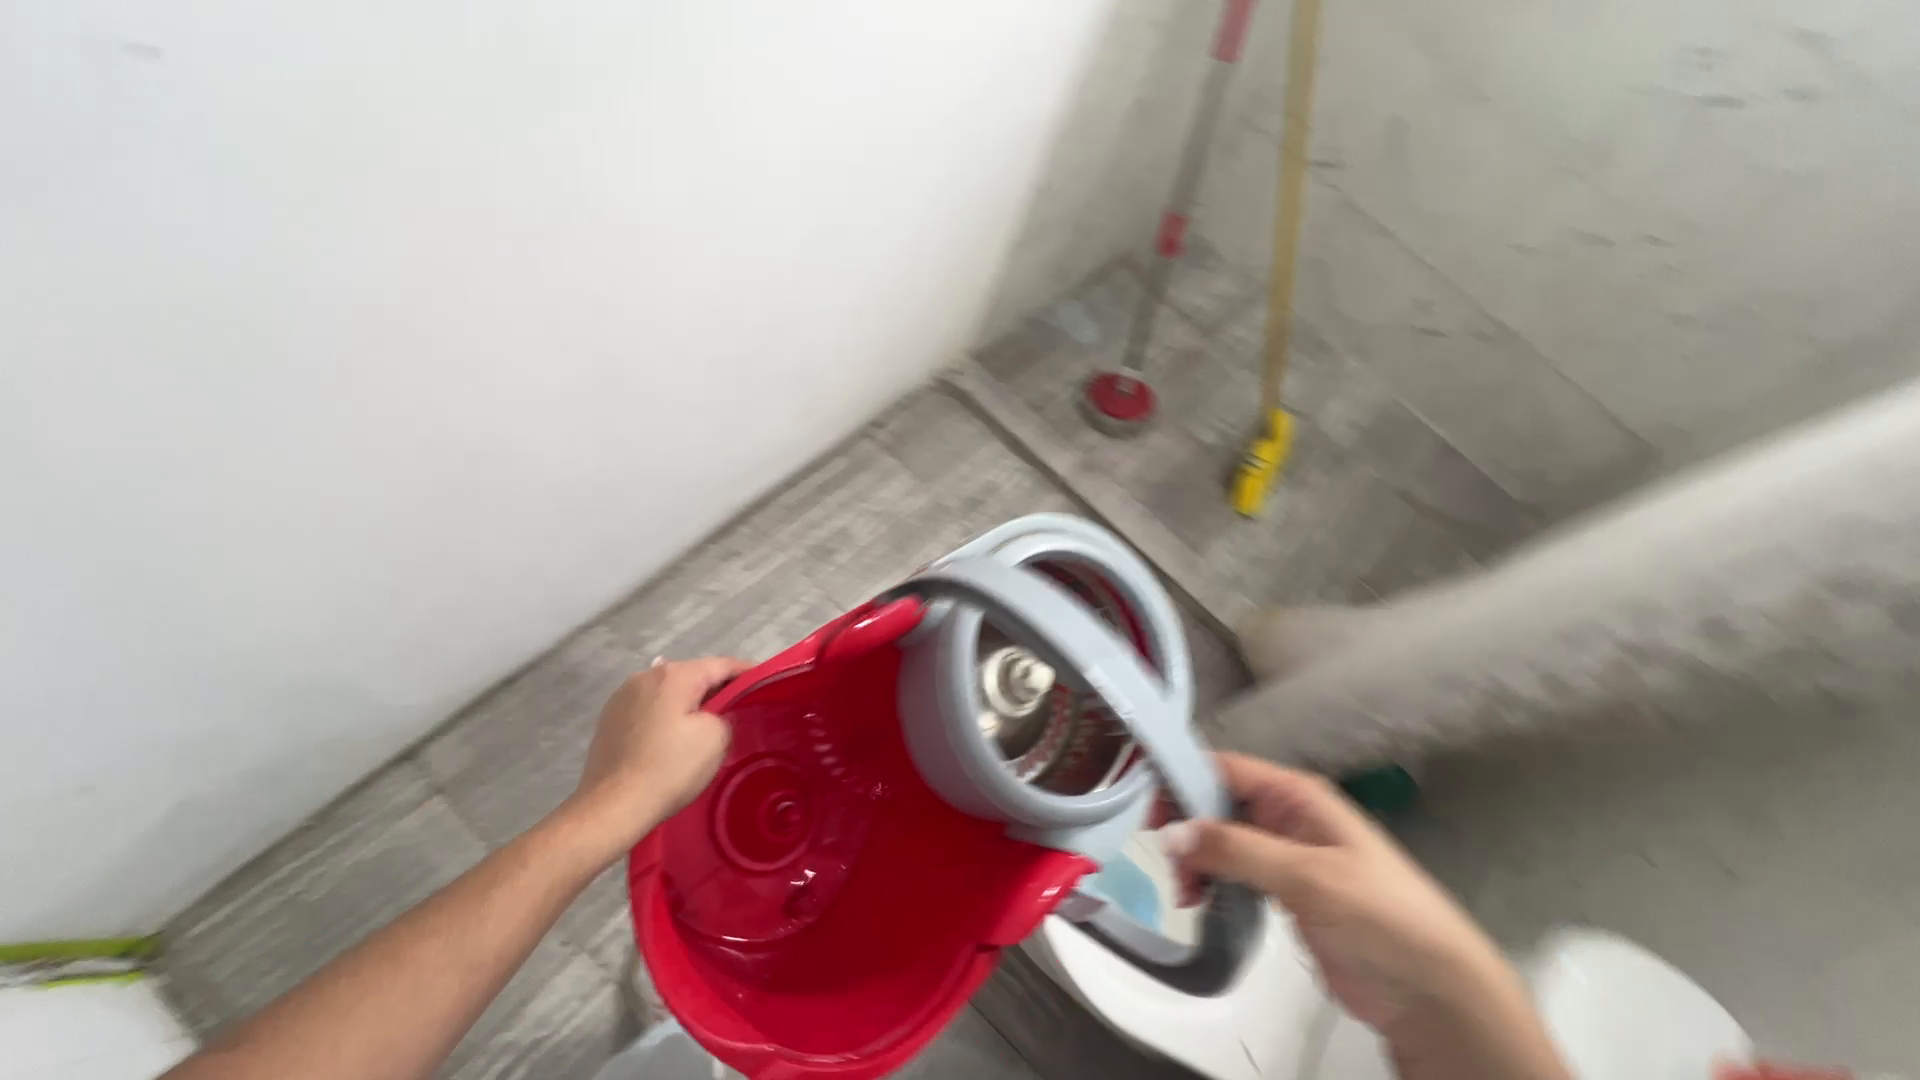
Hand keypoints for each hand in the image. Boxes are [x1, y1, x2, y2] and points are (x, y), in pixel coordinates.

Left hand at [567, 656, 749, 851]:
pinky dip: (666, 716)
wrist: (612, 807)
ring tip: (705, 725)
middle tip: (738, 710)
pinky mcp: (610, 719)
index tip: (765, 685)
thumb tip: (714, 713)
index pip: (722, 665)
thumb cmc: (670, 769)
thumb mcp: (716, 738)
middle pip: (693, 675)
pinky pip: (649, 708)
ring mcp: (623, 696)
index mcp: (675, 675)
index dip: (747, 674)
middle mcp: (645, 676)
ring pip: (669, 692)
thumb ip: (725, 713)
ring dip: (689, 703)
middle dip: (716, 689)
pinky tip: (671, 739)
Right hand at [1162, 753, 1512, 1030]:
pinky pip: (1233, 874)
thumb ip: (1237, 849)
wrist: (1432, 991)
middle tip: (1168, 862)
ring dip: (1196, 861)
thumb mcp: (1306, 876)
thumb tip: (1171, 833)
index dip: (1183, 778)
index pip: (1226, 768)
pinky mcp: (1284, 893)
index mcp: (1298, 796)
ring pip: (1221, 841)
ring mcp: (1286, 856)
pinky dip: (1211, 883)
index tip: (1150, 807)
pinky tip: (1200, 903)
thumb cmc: (1379, 917)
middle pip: (1217, 804)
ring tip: (1186, 895)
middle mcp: (1288, 817)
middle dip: (1186, 827)